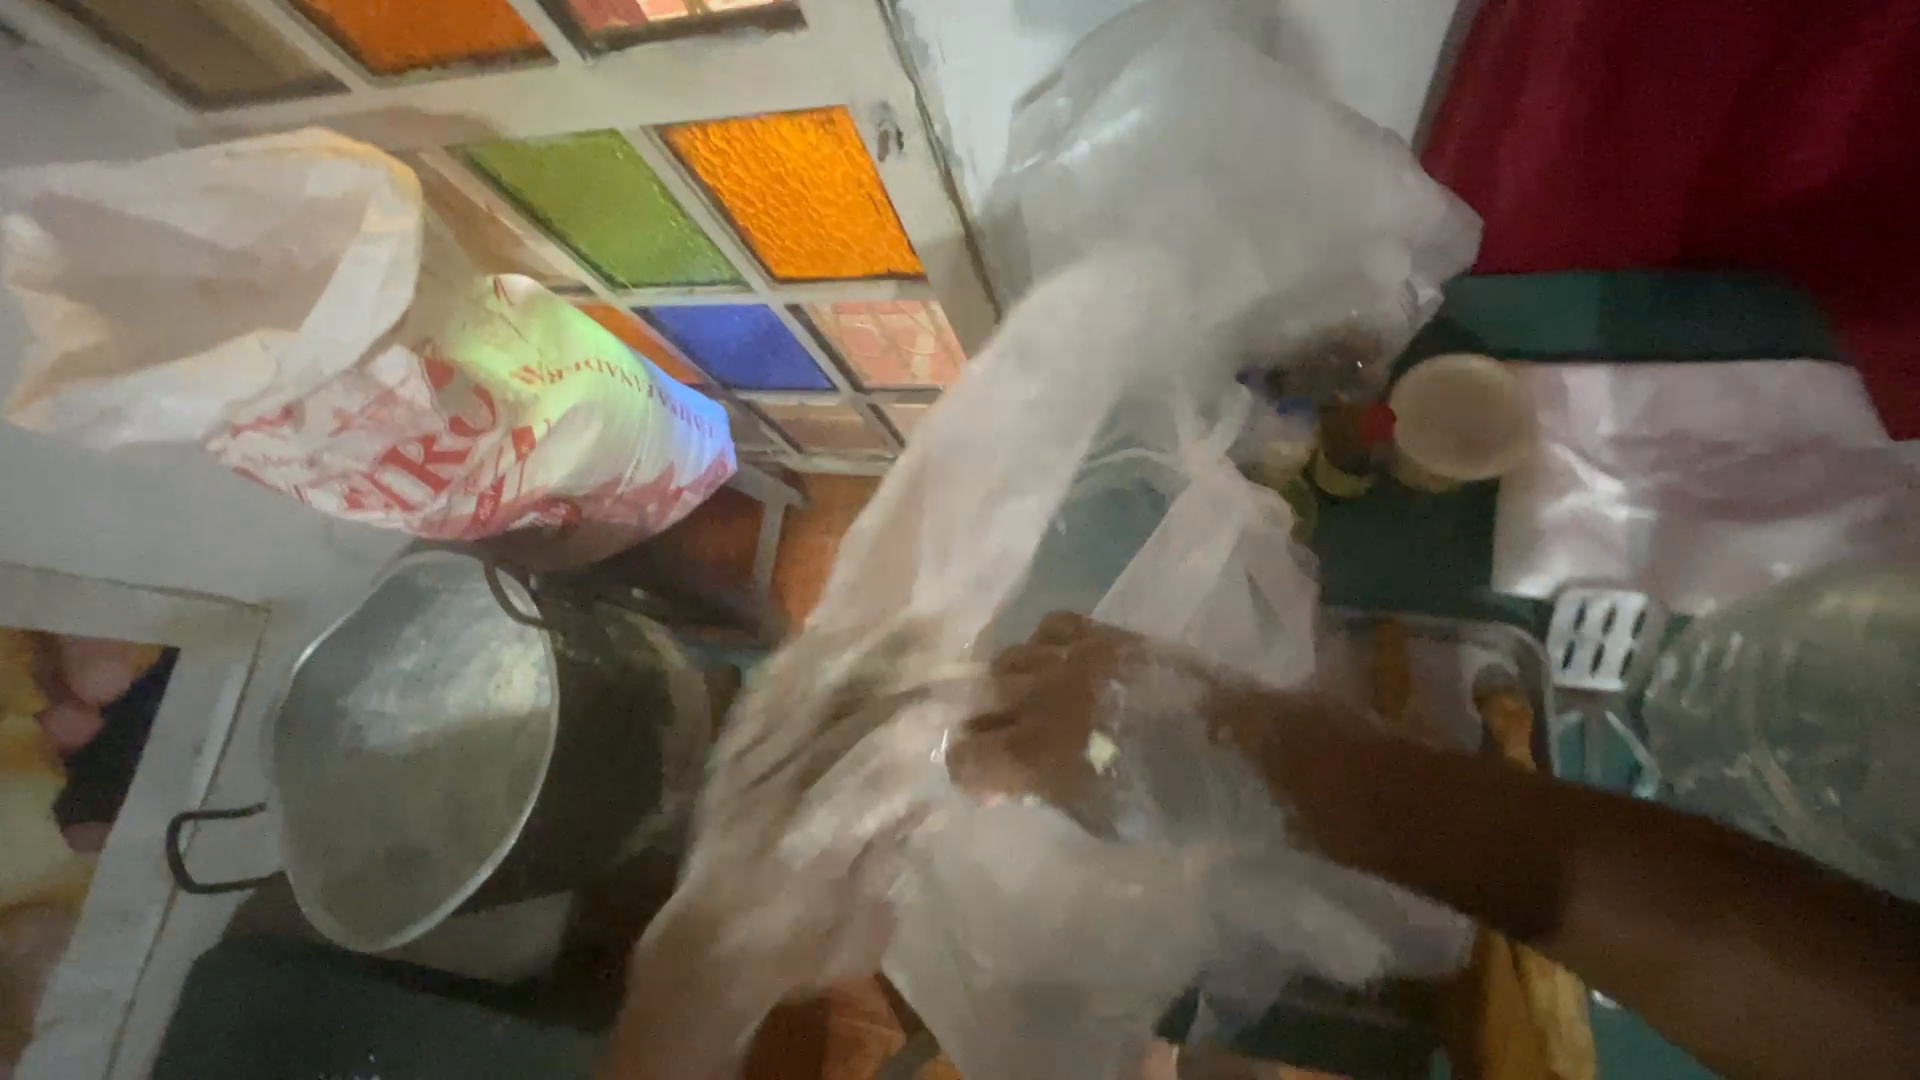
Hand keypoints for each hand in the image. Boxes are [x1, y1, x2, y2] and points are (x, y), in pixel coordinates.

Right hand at [949, 613, 1375, 824]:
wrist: (1241, 748)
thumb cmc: (1174, 801)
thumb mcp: (1100, 817)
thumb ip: (1046, 790)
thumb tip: (1015, 777)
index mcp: (1040, 755)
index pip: (965, 755)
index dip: (970, 770)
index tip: (990, 780)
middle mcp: (1044, 699)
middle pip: (978, 699)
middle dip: (985, 723)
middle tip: (1009, 738)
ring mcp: (1073, 659)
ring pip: (1007, 657)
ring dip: (1012, 683)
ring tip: (1035, 698)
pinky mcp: (1104, 634)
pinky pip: (1051, 624)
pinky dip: (1046, 645)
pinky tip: (1063, 663)